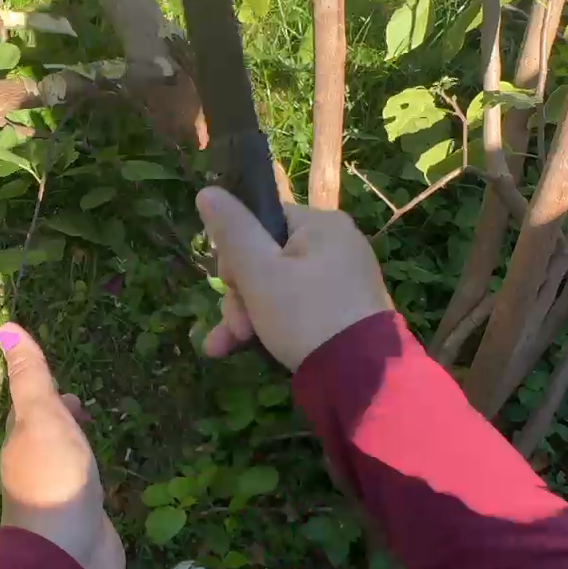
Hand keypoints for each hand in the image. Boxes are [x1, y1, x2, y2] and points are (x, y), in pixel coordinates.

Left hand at [0, 323, 124, 568]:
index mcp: (21, 440)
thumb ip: (30, 376)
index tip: (63, 386)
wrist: (68, 557)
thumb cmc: (53, 478)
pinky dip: (91, 474)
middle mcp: (34, 466)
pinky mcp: (81, 519)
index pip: (28, 408)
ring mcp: (57, 495)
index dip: (42, 392)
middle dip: (60, 417)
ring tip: (92, 434)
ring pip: (64, 461)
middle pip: (45, 434)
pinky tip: (105, 478)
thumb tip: (5, 326)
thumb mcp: (40, 416)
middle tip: (80, 404)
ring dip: (75, 445)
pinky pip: (84, 488)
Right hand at [196, 186, 393, 370]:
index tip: (229, 284)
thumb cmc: (305, 315)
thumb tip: (207, 191)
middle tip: (237, 326)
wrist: (361, 377)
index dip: (235, 254)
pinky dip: (269, 325)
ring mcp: (341, 280)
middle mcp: (336, 246)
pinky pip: (295, 307)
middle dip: (241, 296)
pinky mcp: (342, 311)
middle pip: (265, 259)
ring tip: (230, 345)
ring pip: (275, 288)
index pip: (261, 222)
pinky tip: (239, 348)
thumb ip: (231, 231)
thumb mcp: (259, 272)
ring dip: (247, 315)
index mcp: (321, 225)